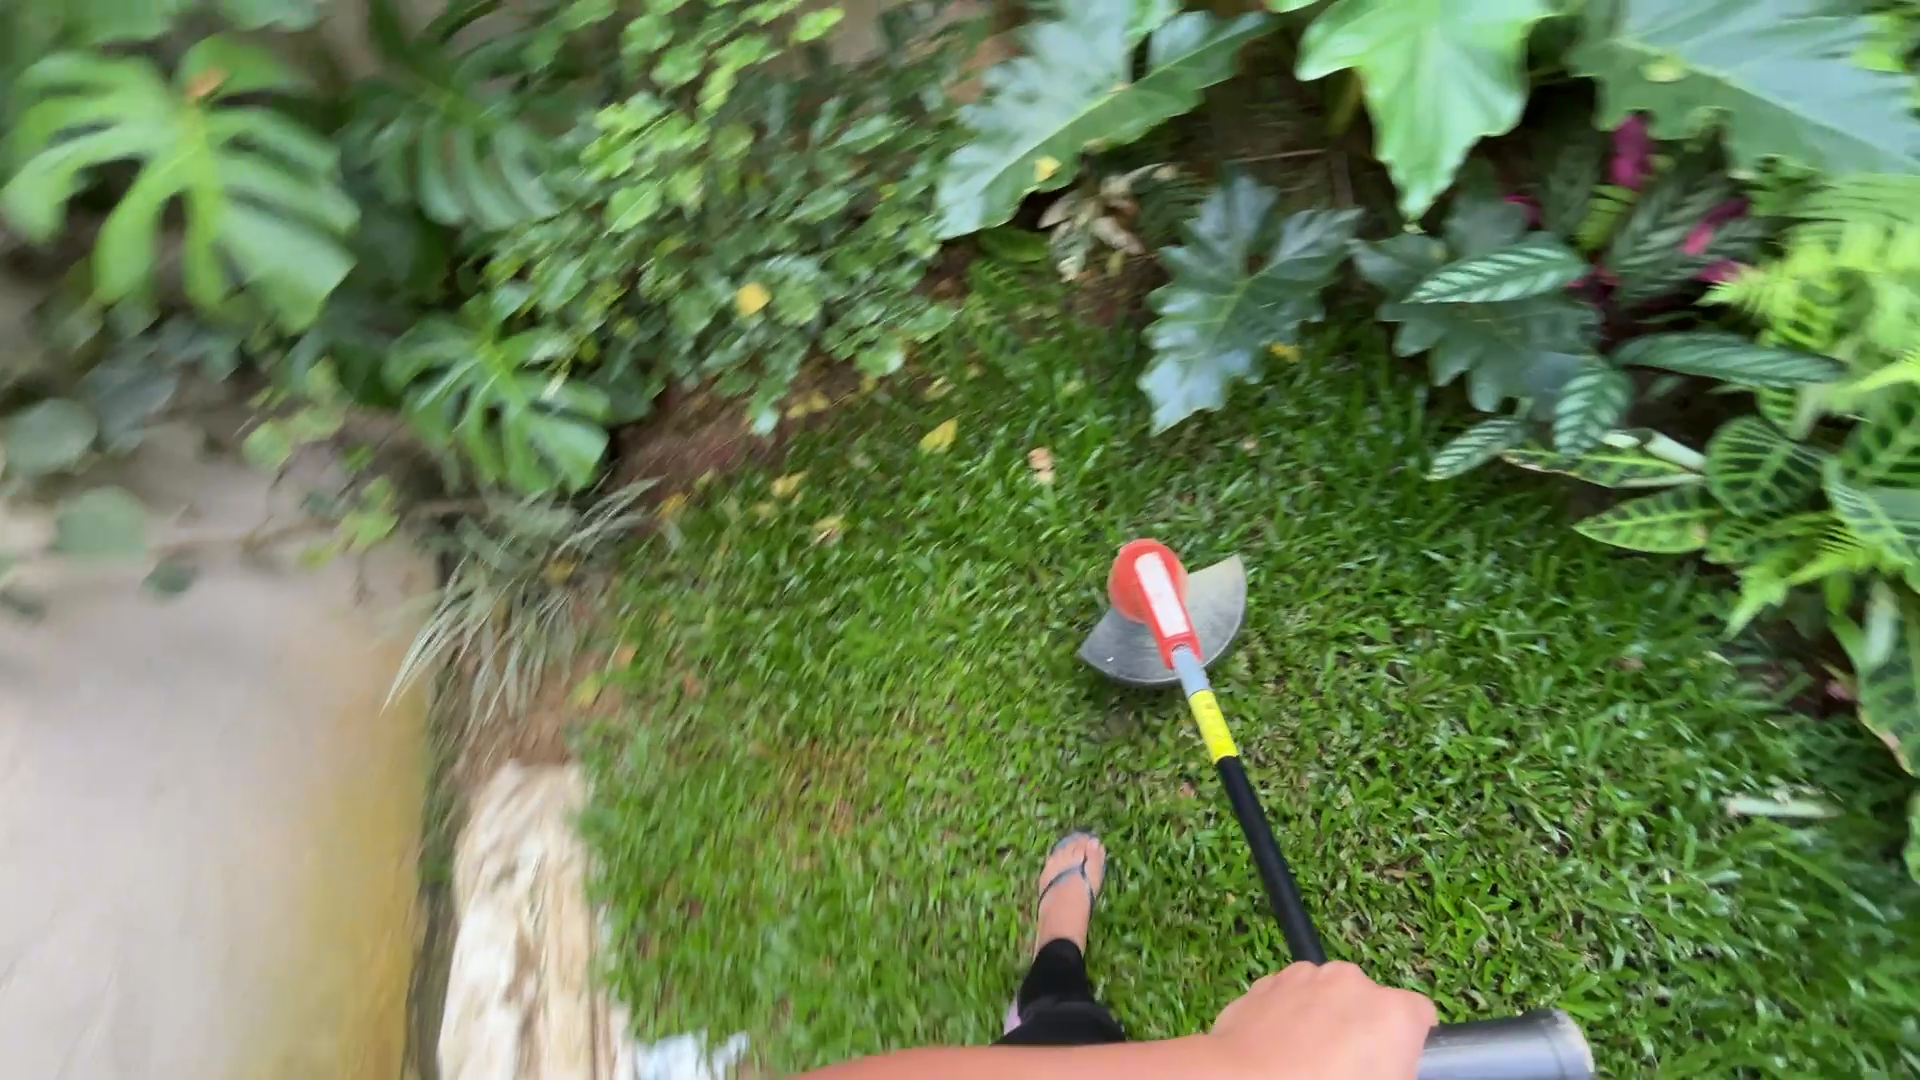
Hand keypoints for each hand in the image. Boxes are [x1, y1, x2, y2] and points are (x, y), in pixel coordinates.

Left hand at [1208, 961, 1436, 1079]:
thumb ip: (1391, 1069)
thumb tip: (1377, 1066)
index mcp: (1391, 1012)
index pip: (1421, 1014)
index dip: (1412, 1044)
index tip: (1394, 1070)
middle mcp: (1349, 981)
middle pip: (1370, 1002)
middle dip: (1365, 1030)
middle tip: (1349, 1072)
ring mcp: (1303, 975)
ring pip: (1328, 995)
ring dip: (1326, 1020)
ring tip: (1308, 1065)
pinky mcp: (1267, 980)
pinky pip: (1292, 996)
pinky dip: (1292, 1016)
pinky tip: (1279, 1052)